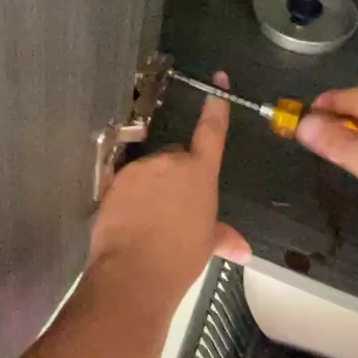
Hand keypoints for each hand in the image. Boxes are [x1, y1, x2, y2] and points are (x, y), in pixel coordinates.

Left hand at [87, 72, 250, 303]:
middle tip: (173, 209)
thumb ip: (223, 237)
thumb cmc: (180, 259)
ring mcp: (140, 169)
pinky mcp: (114, 180)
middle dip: (174, 176)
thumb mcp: (207, 245)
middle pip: (175, 157)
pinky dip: (128, 196)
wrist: (134, 273)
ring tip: (149, 222)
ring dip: (150, 188)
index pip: (211, 131)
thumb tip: (243, 250)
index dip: (215, 107)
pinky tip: (129, 220)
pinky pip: (126, 183)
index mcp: (200, 173)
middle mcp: (170, 162)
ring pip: (148, 171)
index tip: (217, 83)